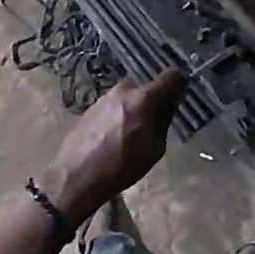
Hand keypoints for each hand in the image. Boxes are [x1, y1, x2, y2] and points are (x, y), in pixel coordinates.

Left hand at [42, 70, 185, 221]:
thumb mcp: (154, 148)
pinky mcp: (90, 107)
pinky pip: (114, 104)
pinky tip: (115, 134)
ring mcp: (104, 97)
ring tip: (133, 130)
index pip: (171, 75)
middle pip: (148, 86)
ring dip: (136, 106)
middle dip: (155, 98)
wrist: (74, 178)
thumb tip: (172, 102)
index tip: (180, 96)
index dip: (179, 84)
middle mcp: (124, 90)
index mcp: (143, 98)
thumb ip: (165, 120)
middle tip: (155, 119)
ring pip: (129, 95)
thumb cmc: (121, 167)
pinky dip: (120, 113)